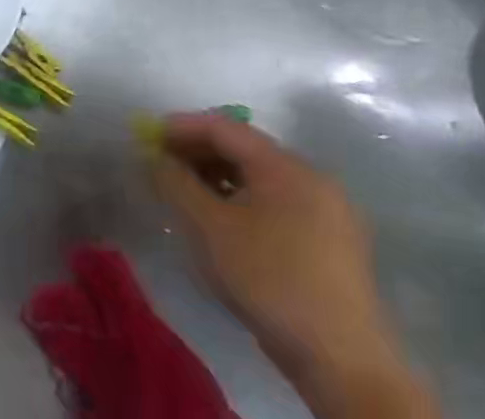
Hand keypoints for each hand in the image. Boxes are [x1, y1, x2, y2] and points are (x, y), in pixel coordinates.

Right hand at [149, 113, 436, 418]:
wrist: (338, 357)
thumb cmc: (266, 277)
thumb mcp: (206, 224)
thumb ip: (174, 180)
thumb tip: (153, 155)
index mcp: (286, 167)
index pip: (224, 127)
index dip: (180, 126)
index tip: (146, 137)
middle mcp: (312, 178)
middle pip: (244, 148)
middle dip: (197, 150)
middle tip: (160, 163)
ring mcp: (327, 211)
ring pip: (260, 176)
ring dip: (217, 175)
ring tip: (183, 191)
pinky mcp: (330, 240)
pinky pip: (275, 200)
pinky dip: (241, 197)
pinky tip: (219, 218)